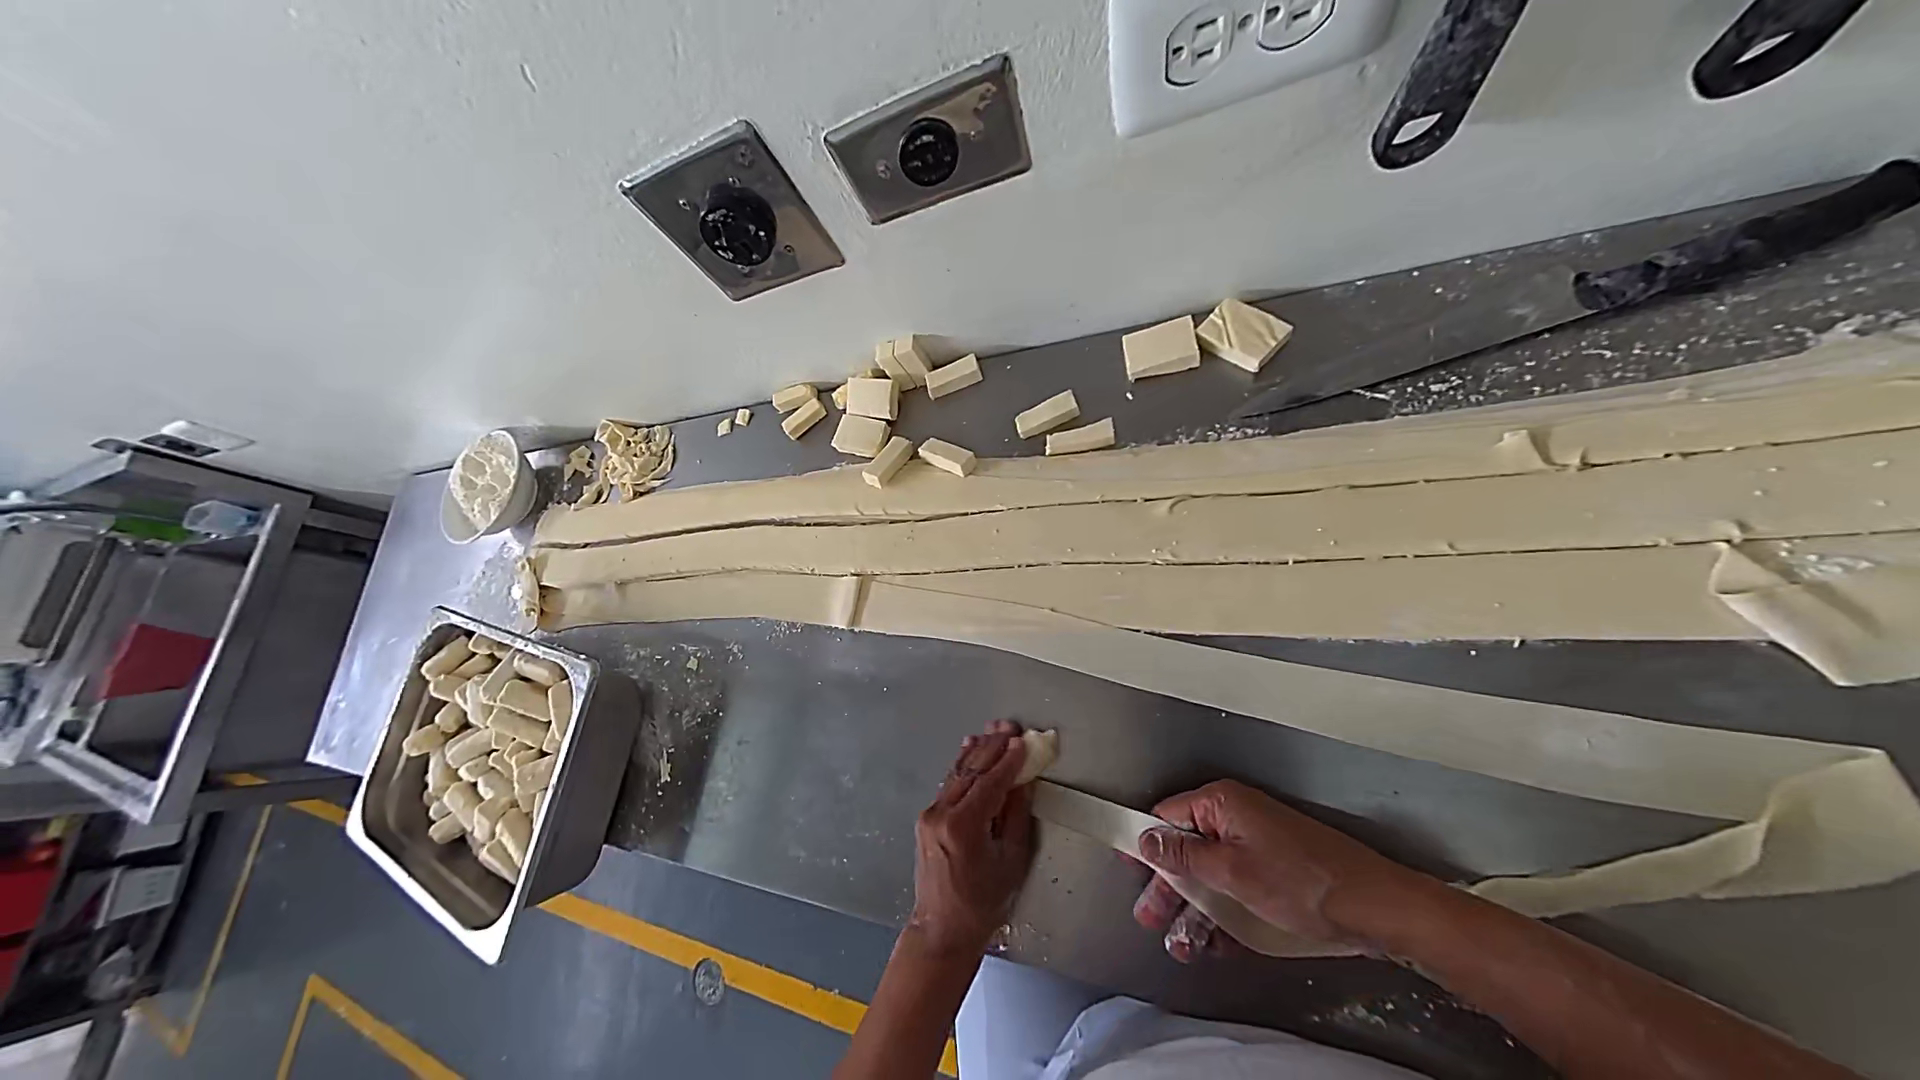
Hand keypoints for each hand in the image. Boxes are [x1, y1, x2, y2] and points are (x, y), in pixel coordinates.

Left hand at [908, 720, 1036, 955]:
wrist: (943, 929)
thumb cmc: (982, 904)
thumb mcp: (1011, 860)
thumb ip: (1016, 816)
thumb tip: (1023, 782)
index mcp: (963, 826)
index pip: (991, 782)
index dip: (1009, 761)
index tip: (1023, 742)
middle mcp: (941, 814)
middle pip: (972, 771)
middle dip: (993, 747)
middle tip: (1010, 727)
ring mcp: (930, 815)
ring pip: (958, 774)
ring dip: (978, 751)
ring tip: (994, 731)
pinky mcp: (927, 818)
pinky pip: (949, 785)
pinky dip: (963, 767)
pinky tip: (971, 750)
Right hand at [1131, 780, 1423, 959]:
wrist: (1375, 908)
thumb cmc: (1306, 881)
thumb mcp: (1230, 870)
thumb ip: (1183, 855)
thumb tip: (1147, 839)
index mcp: (1222, 804)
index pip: (1167, 816)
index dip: (1146, 843)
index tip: (1129, 865)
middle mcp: (1235, 819)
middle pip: (1186, 850)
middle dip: (1168, 887)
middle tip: (1151, 914)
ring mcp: (1255, 846)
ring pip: (1210, 876)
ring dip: (1195, 910)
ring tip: (1184, 942)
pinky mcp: (1273, 872)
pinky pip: (1235, 890)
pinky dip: (1224, 916)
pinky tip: (1215, 943)